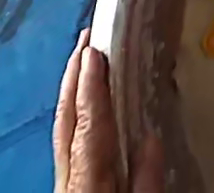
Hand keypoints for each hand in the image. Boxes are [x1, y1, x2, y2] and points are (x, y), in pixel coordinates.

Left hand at [54, 29, 161, 192]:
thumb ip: (145, 182)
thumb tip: (151, 139)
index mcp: (87, 181)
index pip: (87, 124)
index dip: (90, 86)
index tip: (93, 50)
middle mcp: (68, 177)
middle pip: (65, 119)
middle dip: (73, 75)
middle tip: (85, 36)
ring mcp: (63, 181)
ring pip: (62, 127)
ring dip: (72, 88)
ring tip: (84, 56)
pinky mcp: (68, 184)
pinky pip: (67, 137)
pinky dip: (75, 108)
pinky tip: (86, 99)